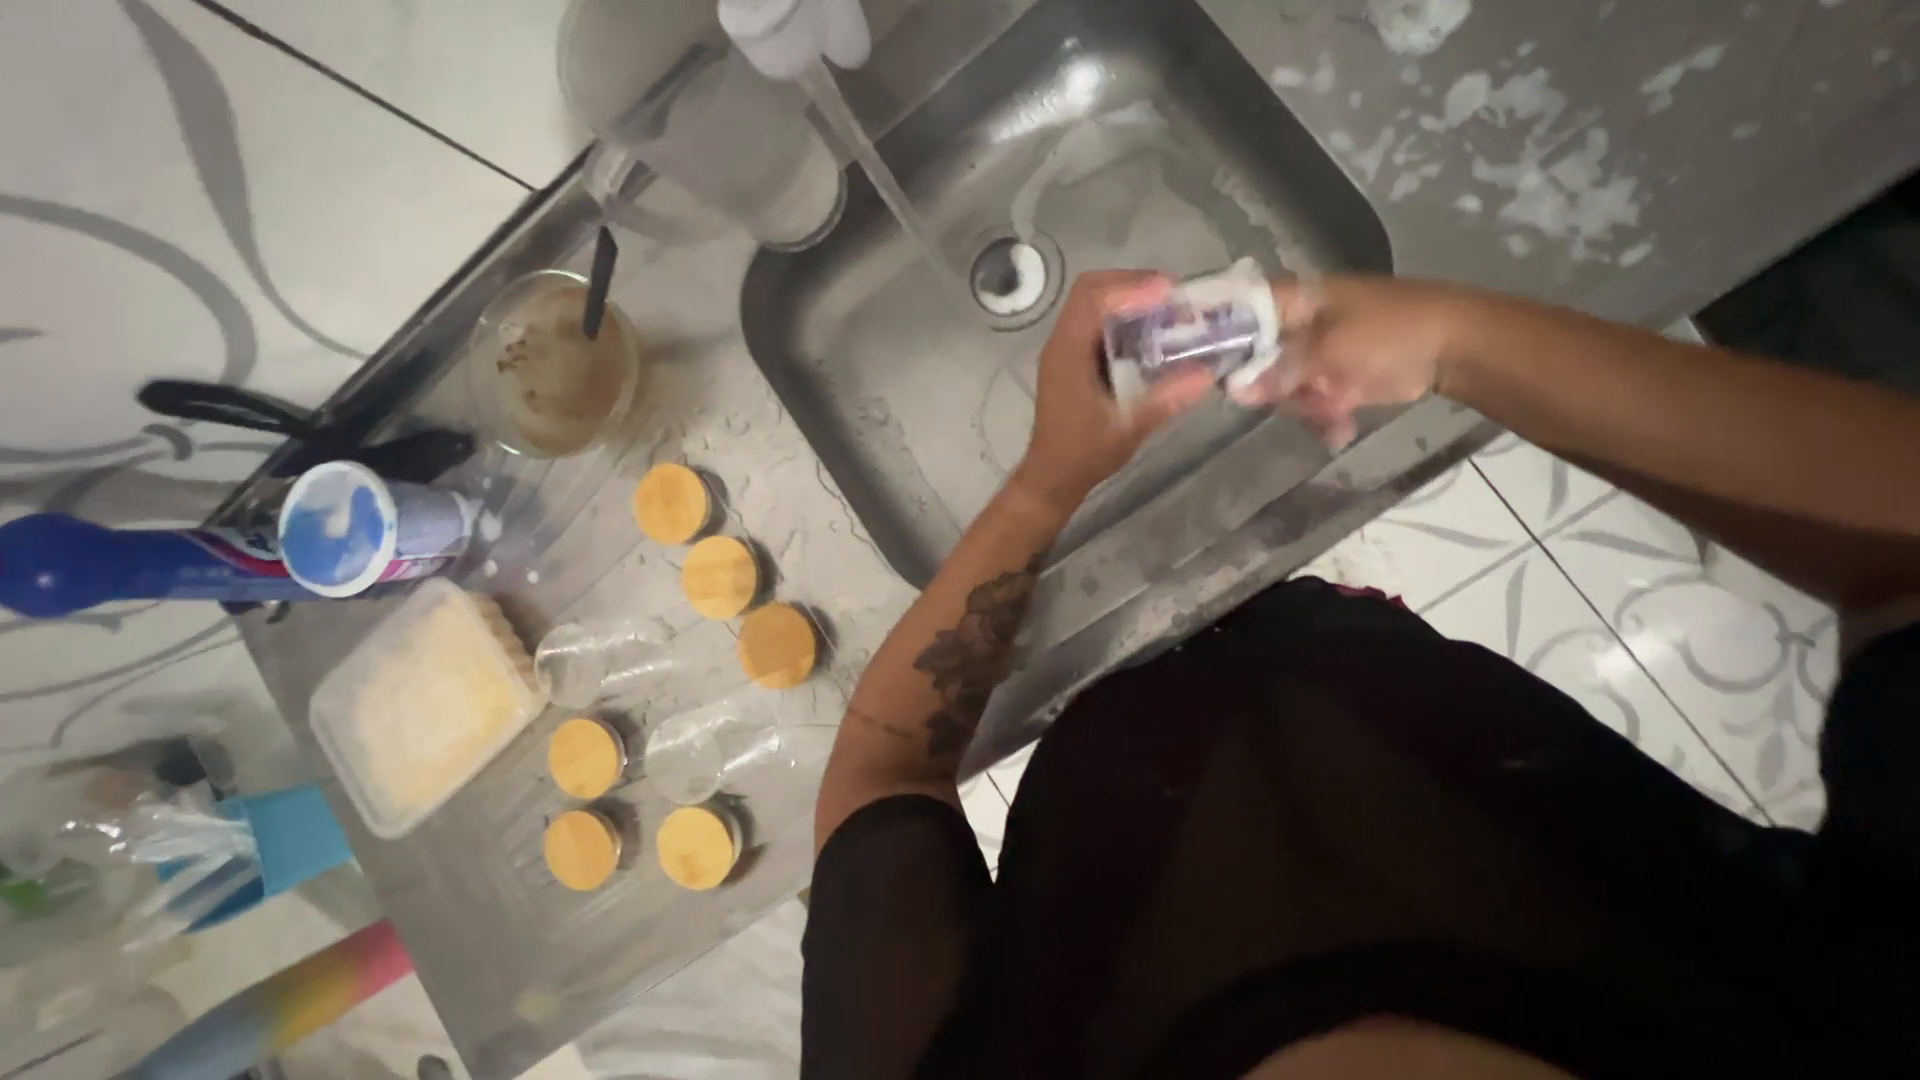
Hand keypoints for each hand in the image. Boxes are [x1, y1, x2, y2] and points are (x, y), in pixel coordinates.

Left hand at [1013, 271, 1213, 512]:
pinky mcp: (1072, 360)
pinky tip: (1150, 333)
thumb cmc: (1083, 454)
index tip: (1169, 292)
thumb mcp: (1128, 429)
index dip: (1130, 287)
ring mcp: (1065, 350)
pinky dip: (1123, 318)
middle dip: (1132, 284)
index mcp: (1067, 353)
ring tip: (1166, 310)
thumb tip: (1206, 374)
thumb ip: (1164, 400)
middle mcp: (1062, 343)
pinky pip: (1096, 323)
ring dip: (1129, 299)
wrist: (1053, 476)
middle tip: (1172, 296)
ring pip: (1093, 304)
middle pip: (1091, 290)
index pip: (1092, 299)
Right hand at [1229, 275, 1473, 450]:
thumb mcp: (1331, 350)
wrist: (1456, 348)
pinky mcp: (1332, 378)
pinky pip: (1309, 402)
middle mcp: (1296, 325)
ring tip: (1333, 412)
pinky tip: (1340, 428)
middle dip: (1274, 388)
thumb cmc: (1392, 331)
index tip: (1208, 370)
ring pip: (1281, 387)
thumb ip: (1280, 370)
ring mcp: (1314, 354)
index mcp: (1293, 300)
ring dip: (1304, 406)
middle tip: (1298, 396)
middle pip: (1254, 361)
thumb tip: (1233, 390)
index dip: (1217, 339)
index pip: (1237, 313)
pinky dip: (1323, 417)